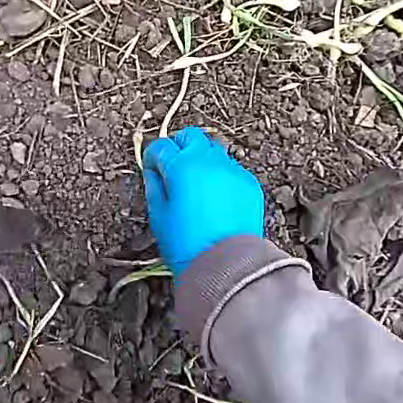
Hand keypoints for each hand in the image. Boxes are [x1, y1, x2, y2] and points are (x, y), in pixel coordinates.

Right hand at [141, 127, 264, 275]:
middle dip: (179, 146)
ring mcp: (233, 171)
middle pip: (191, 136)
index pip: (162, 146)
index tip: (152, 168)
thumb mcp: (160, 216)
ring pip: (214, 150)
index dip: (153, 157)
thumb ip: (154, 187)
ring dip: (202, 159)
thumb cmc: (187, 245)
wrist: (226, 265)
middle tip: (172, 167)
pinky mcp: (249, 184)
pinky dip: (221, 176)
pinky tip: (215, 198)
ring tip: (195, 183)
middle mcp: (210, 161)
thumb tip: (153, 172)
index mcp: (182, 166)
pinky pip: (232, 170)